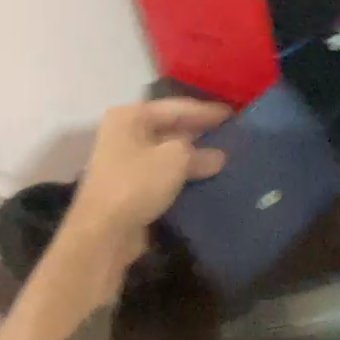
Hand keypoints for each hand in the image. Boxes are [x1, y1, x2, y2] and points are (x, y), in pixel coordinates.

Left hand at [63, 98, 230, 254]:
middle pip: (170, 128)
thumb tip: (217, 156)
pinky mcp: (131, 187)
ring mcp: (126, 161)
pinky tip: (206, 180)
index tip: (233, 114)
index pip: (176, 107)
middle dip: (199, 133)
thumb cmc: (137, 184)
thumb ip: (199, 152)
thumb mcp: (175, 159)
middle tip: (231, 135)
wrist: (105, 232)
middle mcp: (125, 133)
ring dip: (193, 157)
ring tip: (225, 158)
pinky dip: (182, 175)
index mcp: (130, 116)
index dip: (206, 111)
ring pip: (167, 153)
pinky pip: (163, 174)